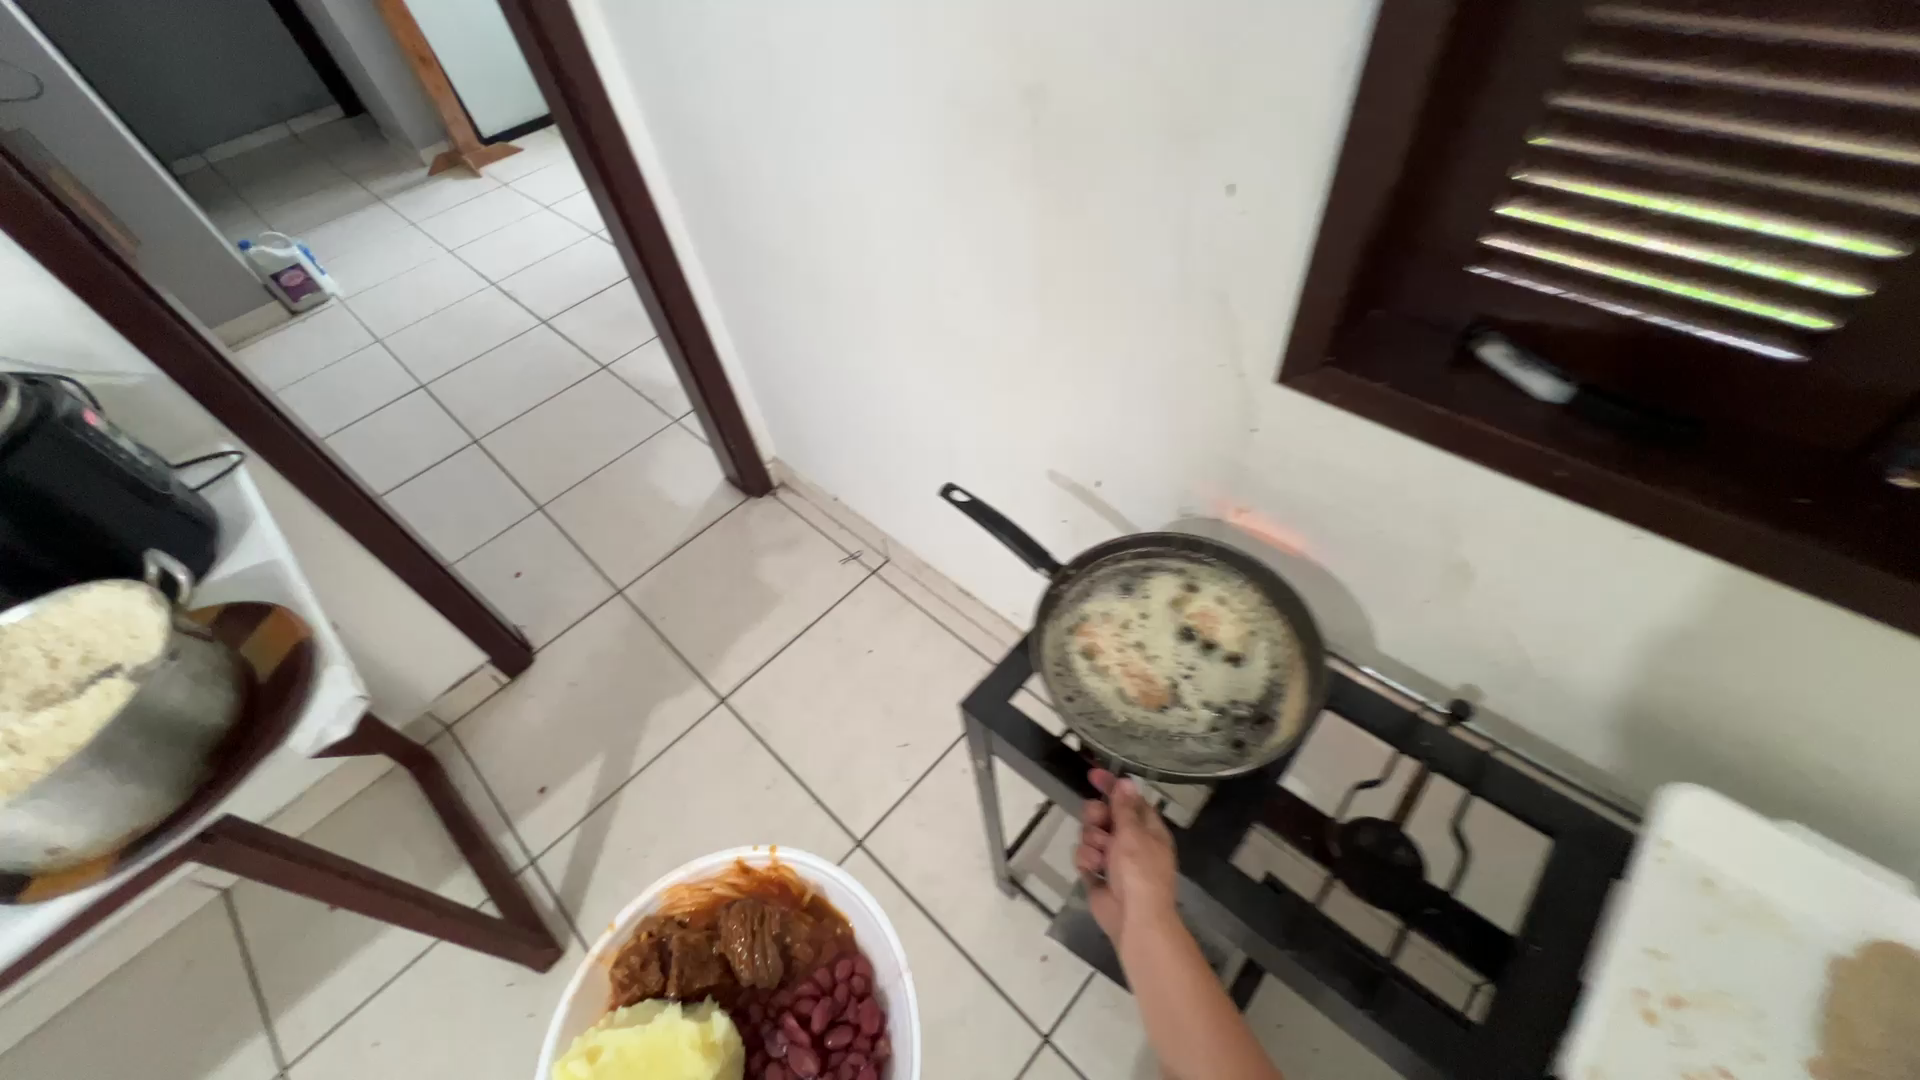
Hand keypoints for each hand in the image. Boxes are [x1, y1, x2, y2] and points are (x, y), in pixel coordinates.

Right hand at [1076, 768, 1177, 947]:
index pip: (1128, 799)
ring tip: (1101, 857)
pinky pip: (1083, 856)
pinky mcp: (1096, 874)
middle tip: (1099, 823)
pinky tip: (1093, 870)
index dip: (1112, 786)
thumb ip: (1124, 807)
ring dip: (1092, 842)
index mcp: (1147, 829)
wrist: (1134, 918)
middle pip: (1104, 814)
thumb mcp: (1134, 834)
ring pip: (1090, 834)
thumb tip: (1126, 781)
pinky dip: (1087, 861)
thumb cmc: (1140, 872)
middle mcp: (1130, 841)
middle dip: (1097, 817)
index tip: (1093, 775)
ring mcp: (1112, 858)